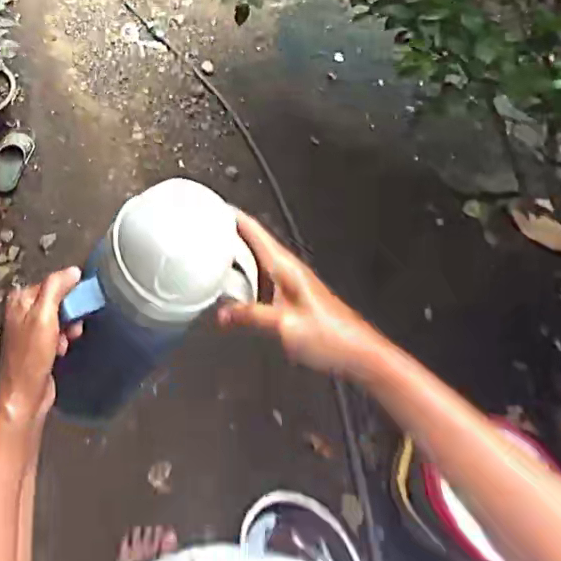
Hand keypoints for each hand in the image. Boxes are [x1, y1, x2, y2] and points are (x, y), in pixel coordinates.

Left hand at [0, 266, 83, 428]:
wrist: (23, 399)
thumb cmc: (30, 358)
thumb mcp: (44, 316)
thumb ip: (56, 287)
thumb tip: (72, 270)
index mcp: (20, 299)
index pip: (53, 282)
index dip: (69, 293)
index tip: (78, 305)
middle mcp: (22, 311)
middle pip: (57, 299)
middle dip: (70, 312)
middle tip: (73, 326)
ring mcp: (28, 330)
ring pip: (60, 317)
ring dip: (68, 327)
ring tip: (66, 341)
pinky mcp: (37, 346)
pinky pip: (57, 333)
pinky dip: (63, 339)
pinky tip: (61, 350)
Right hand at [217, 212, 382, 376]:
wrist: (358, 352)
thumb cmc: (331, 336)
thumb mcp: (284, 326)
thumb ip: (250, 317)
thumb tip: (222, 312)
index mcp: (284, 265)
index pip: (253, 229)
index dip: (232, 216)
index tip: (211, 208)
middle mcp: (287, 268)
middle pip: (251, 242)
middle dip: (228, 234)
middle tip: (202, 232)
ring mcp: (290, 280)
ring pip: (256, 260)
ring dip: (235, 256)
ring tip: (210, 257)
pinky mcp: (292, 294)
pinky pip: (262, 277)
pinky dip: (245, 276)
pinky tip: (234, 289)